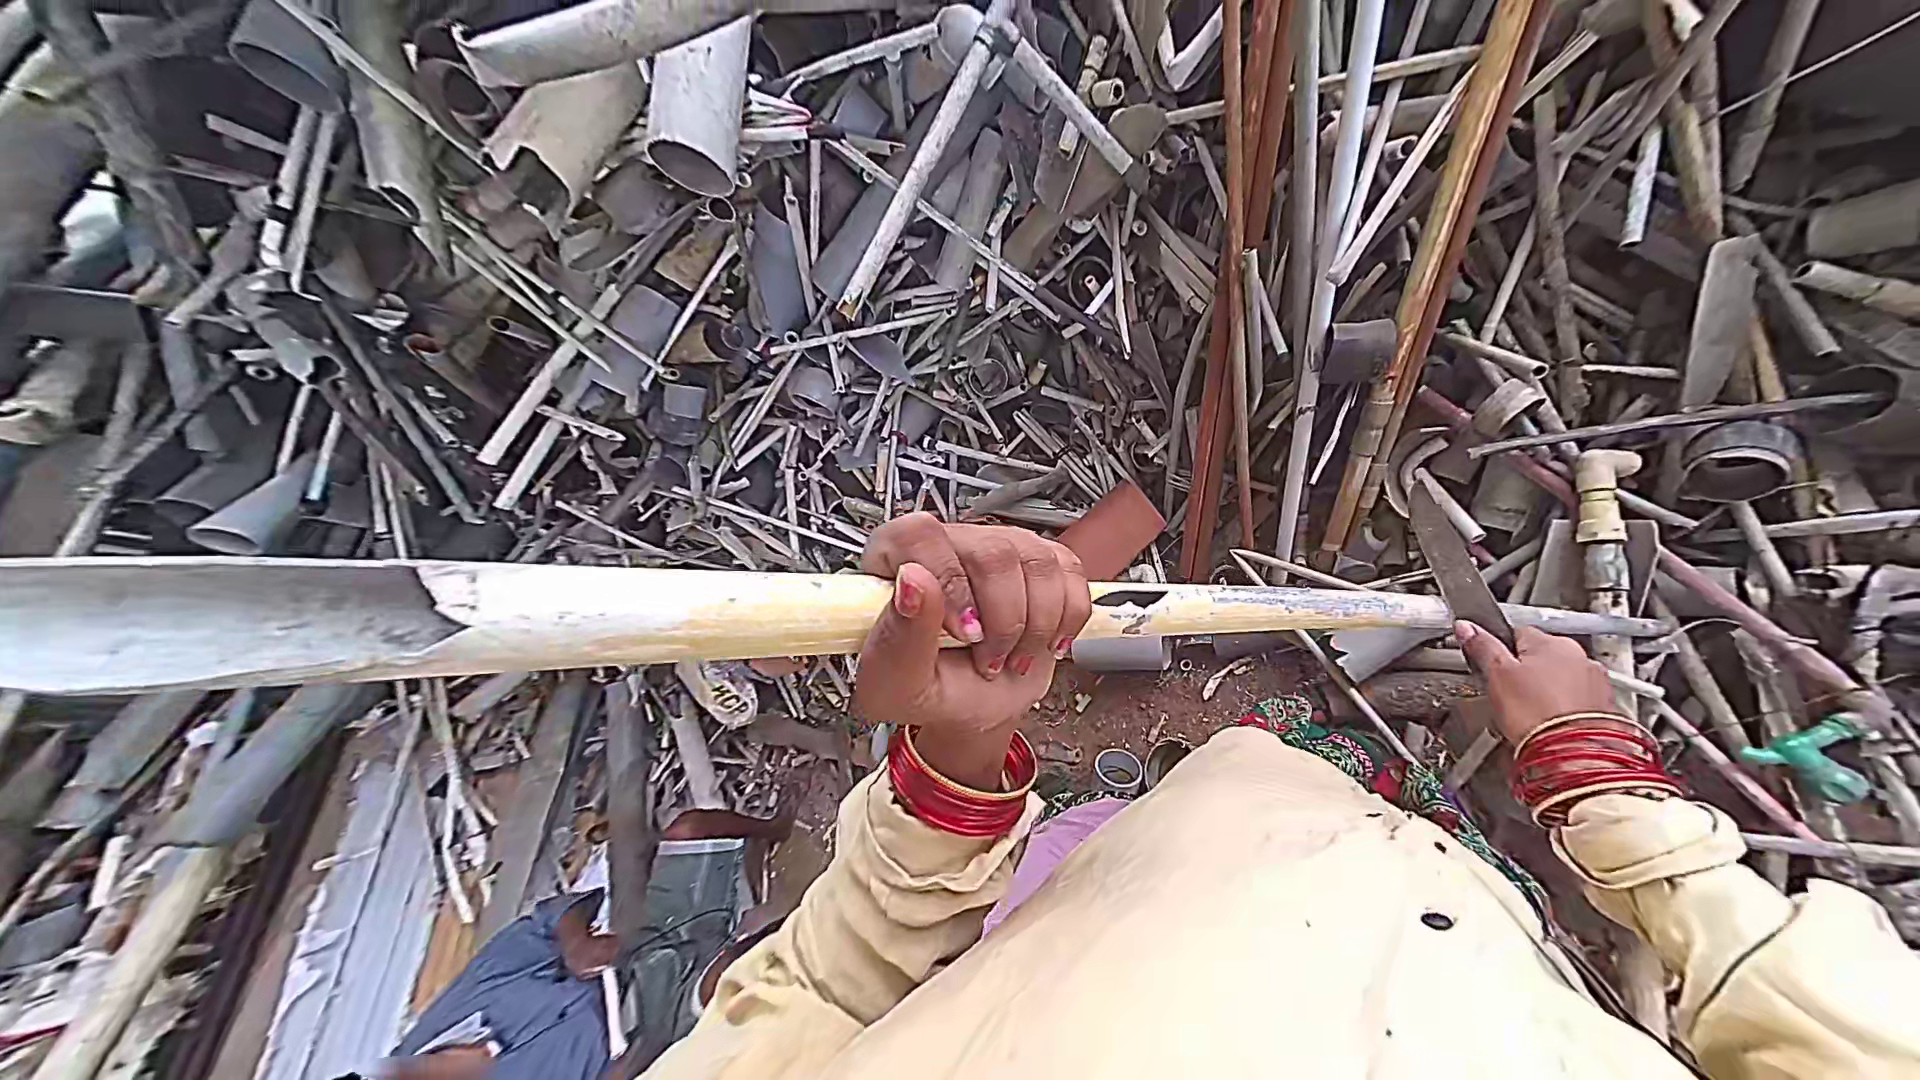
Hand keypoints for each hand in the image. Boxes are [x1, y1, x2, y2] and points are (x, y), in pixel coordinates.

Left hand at [854, 513, 1090, 788]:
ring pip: (1038, 561)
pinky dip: (1065, 618)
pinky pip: (1070, 572)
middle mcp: (950, 542)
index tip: (963, 634)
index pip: (923, 536)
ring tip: (1011, 654)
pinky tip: (1041, 641)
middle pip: (993, 552)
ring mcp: (999, 545)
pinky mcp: (1040, 559)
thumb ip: (898, 636)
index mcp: (897, 557)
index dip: (949, 585)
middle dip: (1002, 622)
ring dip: (1035, 625)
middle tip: (988, 658)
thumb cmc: (931, 691)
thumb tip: (913, 581)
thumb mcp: (898, 685)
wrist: (976, 703)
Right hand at [1455, 621, 1620, 744]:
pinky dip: (1556, 707)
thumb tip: (1466, 627)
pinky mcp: (1603, 708)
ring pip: (1554, 678)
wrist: (1577, 754)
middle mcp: (1581, 658)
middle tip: (1502, 689)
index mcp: (1553, 643)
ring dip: (1539, 689)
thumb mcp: (1496, 673)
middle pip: (1536, 656)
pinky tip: (1542, 719)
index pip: (1514, 633)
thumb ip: (1482, 646)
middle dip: (1520, 670)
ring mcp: (1595, 683)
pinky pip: (1569, 699)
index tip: (1487, 665)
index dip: (1495, 649)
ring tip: (1522, 709)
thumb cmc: (1538, 713)